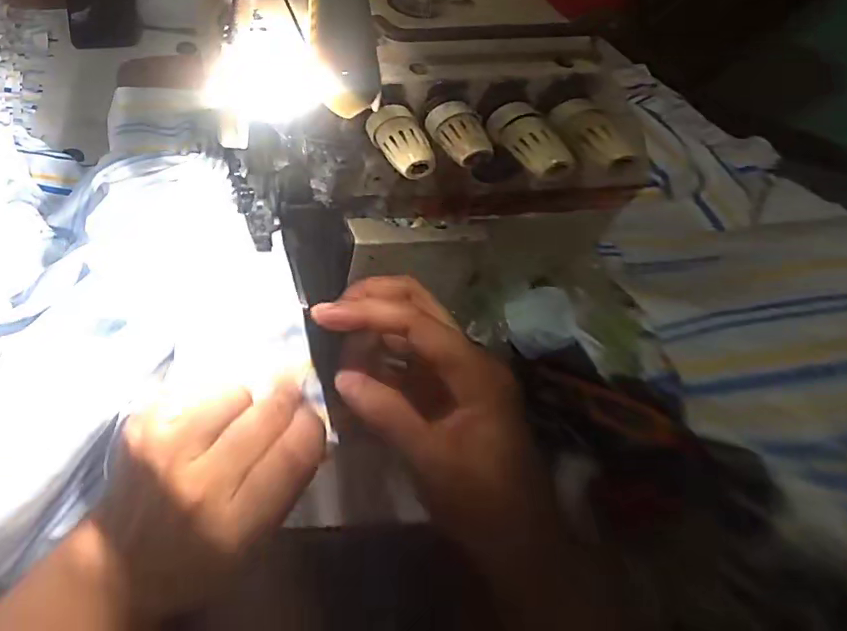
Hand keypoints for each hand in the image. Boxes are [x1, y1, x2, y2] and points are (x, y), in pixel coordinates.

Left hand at [95, 380, 325, 621]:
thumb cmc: (193, 559)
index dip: (310, 427)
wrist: (119, 557)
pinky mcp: (140, 421)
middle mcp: (196, 482)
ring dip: (242, 402)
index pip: (288, 458)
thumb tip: (310, 429)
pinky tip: (199, 420)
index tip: (315, 414)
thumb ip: (282, 489)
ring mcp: (163, 446)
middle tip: (291, 391)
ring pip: (230, 393)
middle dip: (284, 400)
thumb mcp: (248, 546)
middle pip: (262, 417)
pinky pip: (194, 390)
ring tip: (234, 419)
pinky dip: (206, 400)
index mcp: (231, 526)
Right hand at [310, 277, 561, 564]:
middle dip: (369, 298)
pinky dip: (376, 349)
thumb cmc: (484, 505)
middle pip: (416, 302)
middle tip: (329, 313)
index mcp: (473, 370)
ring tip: (335, 340)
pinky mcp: (444, 387)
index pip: (414, 321)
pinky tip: (351, 366)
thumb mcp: (432, 463)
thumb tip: (340, 376)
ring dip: (371, 321)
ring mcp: (456, 370)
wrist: (523, 548)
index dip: (365, 312)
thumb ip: (387, 414)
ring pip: (409, 321)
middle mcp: (468, 357)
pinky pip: (405, 352)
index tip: (322, 315)